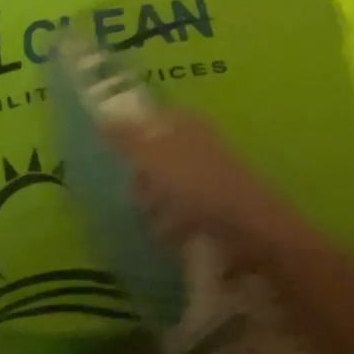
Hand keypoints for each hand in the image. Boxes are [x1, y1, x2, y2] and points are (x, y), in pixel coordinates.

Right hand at [101, 110, 309, 266]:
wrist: (253, 229)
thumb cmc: (196, 185)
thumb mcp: (151, 156)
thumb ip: (124, 137)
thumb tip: (100, 118)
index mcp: (183, 121)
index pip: (147, 118)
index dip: (128, 135)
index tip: (113, 157)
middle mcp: (198, 139)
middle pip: (157, 152)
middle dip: (142, 174)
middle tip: (136, 194)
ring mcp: (211, 171)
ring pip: (171, 182)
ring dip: (157, 202)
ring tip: (153, 221)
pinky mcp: (220, 203)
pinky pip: (187, 207)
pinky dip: (177, 220)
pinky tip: (173, 235)